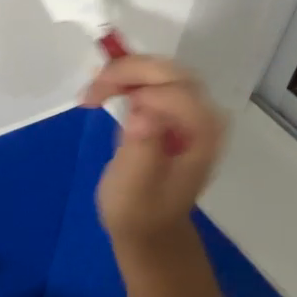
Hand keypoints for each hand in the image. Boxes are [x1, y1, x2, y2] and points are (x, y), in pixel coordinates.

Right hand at [81, 55, 228, 247]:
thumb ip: (143, 149)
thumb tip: (144, 112)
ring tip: (92, 94)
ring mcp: (192, 110)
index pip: (177, 91)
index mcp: (204, 135)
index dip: (138, 87)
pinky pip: (153, 78)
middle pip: (170, 71)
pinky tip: (103, 92)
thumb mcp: (134, 188)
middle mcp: (205, 115)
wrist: (149, 228)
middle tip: (91, 90)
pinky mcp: (176, 108)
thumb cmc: (139, 212)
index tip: (97, 102)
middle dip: (127, 71)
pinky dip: (126, 79)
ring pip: (159, 69)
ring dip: (123, 73)